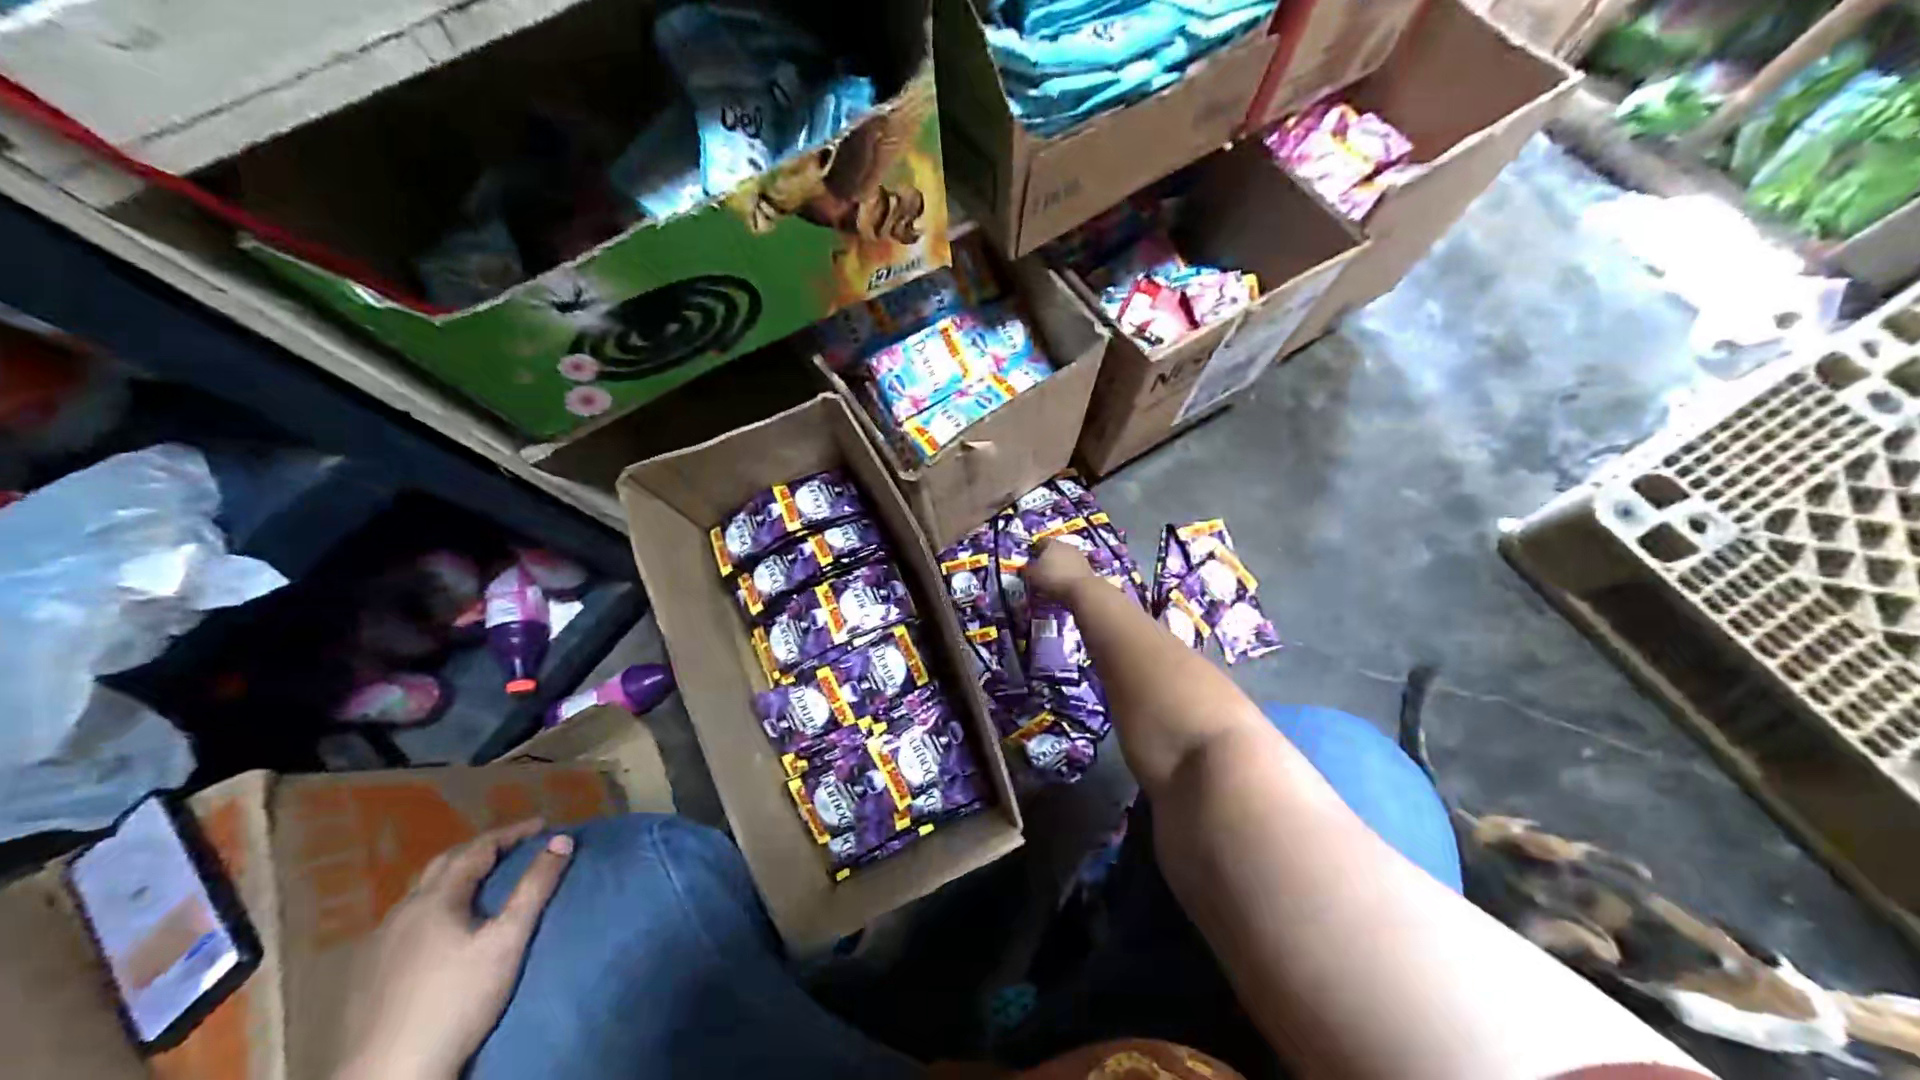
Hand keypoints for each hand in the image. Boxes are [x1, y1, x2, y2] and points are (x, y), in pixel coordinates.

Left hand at [334, 820, 572, 1079]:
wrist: (392, 1074)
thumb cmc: (457, 1000)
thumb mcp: (508, 940)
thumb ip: (535, 887)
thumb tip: (562, 840)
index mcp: (434, 899)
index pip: (478, 848)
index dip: (512, 833)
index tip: (543, 825)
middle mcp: (402, 912)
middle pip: (445, 864)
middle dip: (482, 848)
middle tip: (516, 845)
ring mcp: (380, 943)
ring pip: (422, 892)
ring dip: (456, 875)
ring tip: (484, 879)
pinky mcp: (370, 972)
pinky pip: (408, 919)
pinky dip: (436, 904)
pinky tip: (443, 925)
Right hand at [1025, 537, 1096, 602]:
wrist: (1082, 590)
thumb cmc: (1053, 579)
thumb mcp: (1032, 576)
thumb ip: (1026, 571)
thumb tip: (1025, 569)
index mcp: (1051, 543)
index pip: (1039, 543)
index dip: (1033, 552)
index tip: (1030, 564)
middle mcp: (1066, 545)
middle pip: (1053, 550)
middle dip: (1047, 560)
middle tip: (1041, 573)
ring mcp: (1079, 555)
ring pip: (1064, 560)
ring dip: (1059, 568)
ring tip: (1052, 581)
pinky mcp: (1088, 567)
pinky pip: (1073, 569)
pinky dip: (1068, 575)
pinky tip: (1064, 585)